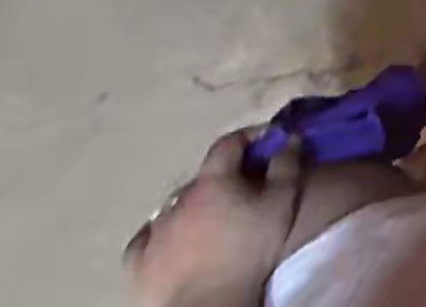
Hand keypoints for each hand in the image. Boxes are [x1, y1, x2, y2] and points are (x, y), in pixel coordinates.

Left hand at [124, 130, 301, 306]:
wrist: (207, 304)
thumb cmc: (250, 247)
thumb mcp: (283, 200)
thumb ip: (287, 164)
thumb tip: (288, 138)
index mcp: (213, 181)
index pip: (227, 143)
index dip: (249, 135)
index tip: (270, 139)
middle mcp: (178, 200)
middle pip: (204, 175)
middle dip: (227, 172)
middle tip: (249, 182)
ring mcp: (153, 232)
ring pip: (176, 204)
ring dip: (197, 201)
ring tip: (216, 212)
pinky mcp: (137, 262)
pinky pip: (148, 236)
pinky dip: (164, 230)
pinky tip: (173, 236)